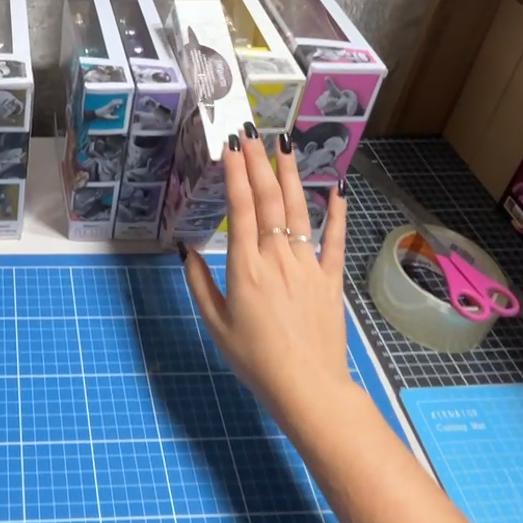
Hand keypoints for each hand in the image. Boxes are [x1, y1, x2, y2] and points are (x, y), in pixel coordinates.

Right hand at [181, 122, 351, 434]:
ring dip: (290, 175)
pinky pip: (334, 240)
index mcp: (245, 267)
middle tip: (252, 132)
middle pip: (269, 200)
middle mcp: (277, 257)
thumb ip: (199, 282)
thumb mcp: (215, 324)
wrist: (308, 389)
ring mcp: (307, 265)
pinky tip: (335, 189)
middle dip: (258, 162)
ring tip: (285, 145)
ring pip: (298, 211)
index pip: (240, 208)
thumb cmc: (254, 359)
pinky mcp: (330, 278)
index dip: (235, 173)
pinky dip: (336, 213)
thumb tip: (186, 247)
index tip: (231, 146)